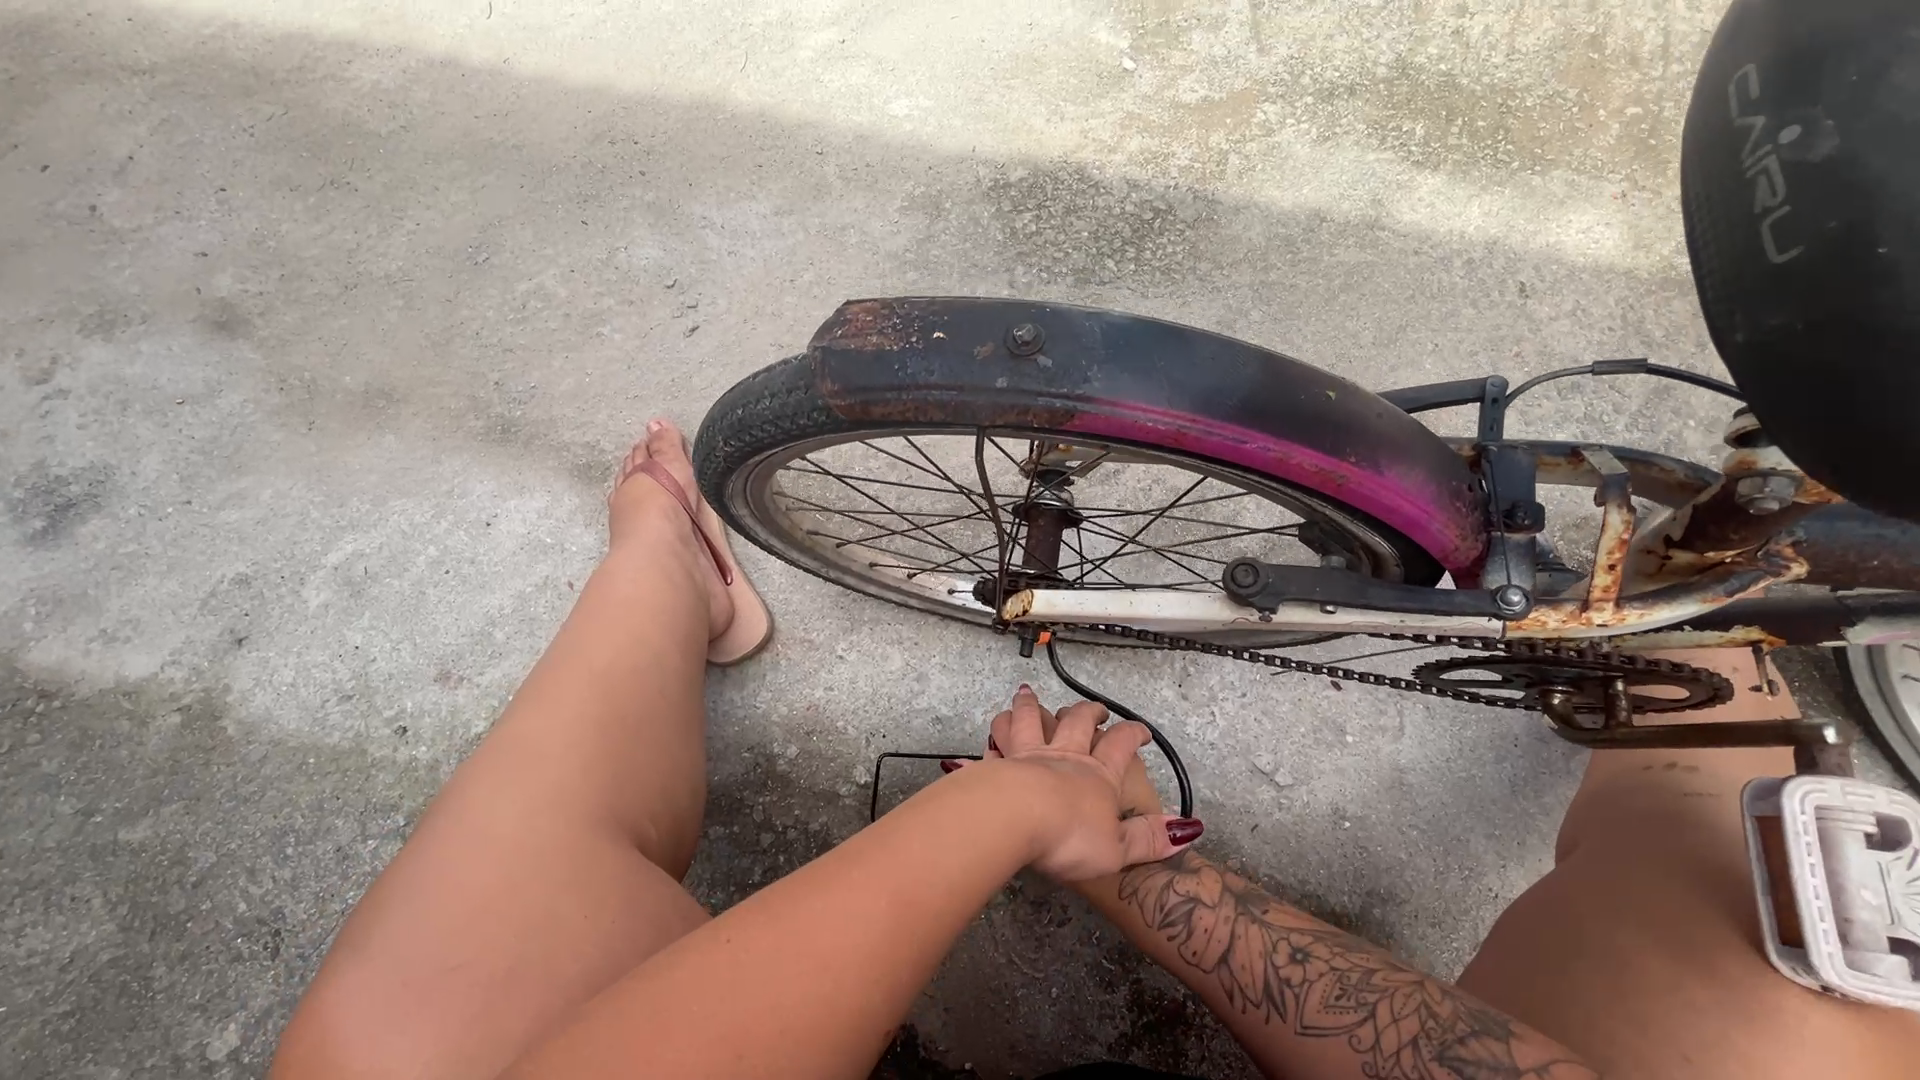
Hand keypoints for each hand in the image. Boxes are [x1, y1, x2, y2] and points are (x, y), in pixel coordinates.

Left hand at [954, 686, 1201, 882]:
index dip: (1133, 734)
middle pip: (1076, 722)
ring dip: (1030, 706)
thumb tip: (1187, 830)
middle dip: (1088, 711)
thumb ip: (1148, 839)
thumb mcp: (1117, 849)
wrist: (1014, 817)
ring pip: (1029, 720)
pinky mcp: (997, 764)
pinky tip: (988, 740)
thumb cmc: (1068, 836)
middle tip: (1095, 707)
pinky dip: (993, 740)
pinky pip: (995, 746)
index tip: (1141, 730)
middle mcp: (1064, 757)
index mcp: (1098, 776)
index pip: (1120, 746)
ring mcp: (1028, 756)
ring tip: (1028, 694)